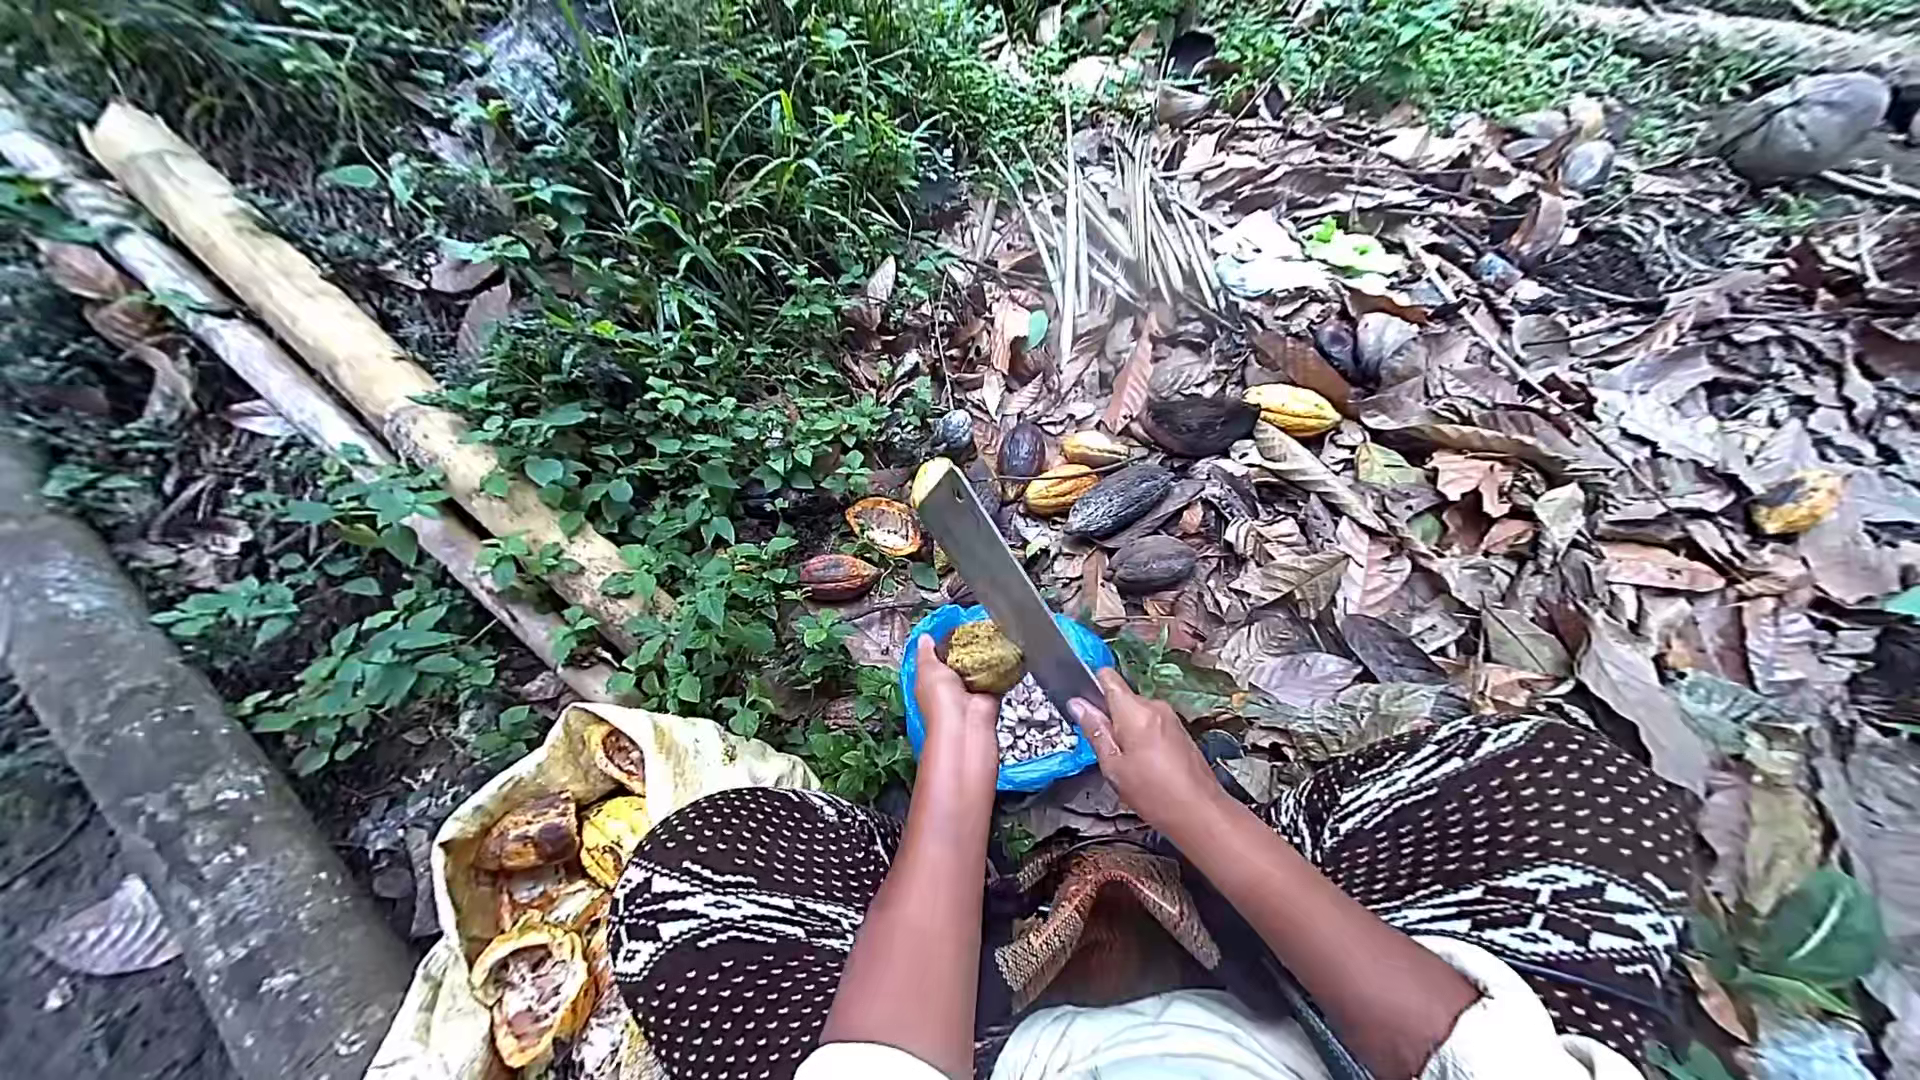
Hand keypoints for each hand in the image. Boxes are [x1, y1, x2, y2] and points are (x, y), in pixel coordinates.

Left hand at [912, 634, 999, 778]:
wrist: (965, 721)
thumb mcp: (926, 667)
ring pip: (978, 666)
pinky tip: (1001, 652)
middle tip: (973, 630)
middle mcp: (951, 685)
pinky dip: (999, 666)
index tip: (952, 629)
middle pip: (960, 660)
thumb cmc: (940, 699)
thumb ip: (926, 651)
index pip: (936, 657)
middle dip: (966, 648)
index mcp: (930, 679)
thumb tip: (923, 637)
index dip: (943, 643)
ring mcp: (970, 688)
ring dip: (983, 656)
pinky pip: (996, 675)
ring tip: (988, 636)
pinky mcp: (989, 691)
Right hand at [1071, 668, 1225, 834]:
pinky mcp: (1179, 730)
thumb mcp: (1113, 766)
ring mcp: (1169, 718)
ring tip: (1125, 761)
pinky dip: (1142, 736)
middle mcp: (1154, 707)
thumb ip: (1094, 731)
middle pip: (1121, 697)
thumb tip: (1077, 705)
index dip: (1091, 686)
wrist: (1201, 813)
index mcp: (1135, 711)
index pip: (1107, 677)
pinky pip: (1151, 723)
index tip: (1084, 706)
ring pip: (1136, 712)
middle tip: (1105, 747)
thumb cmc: (1156, 794)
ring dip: (1126, 728)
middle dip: (1109, 716)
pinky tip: (1143, 763)